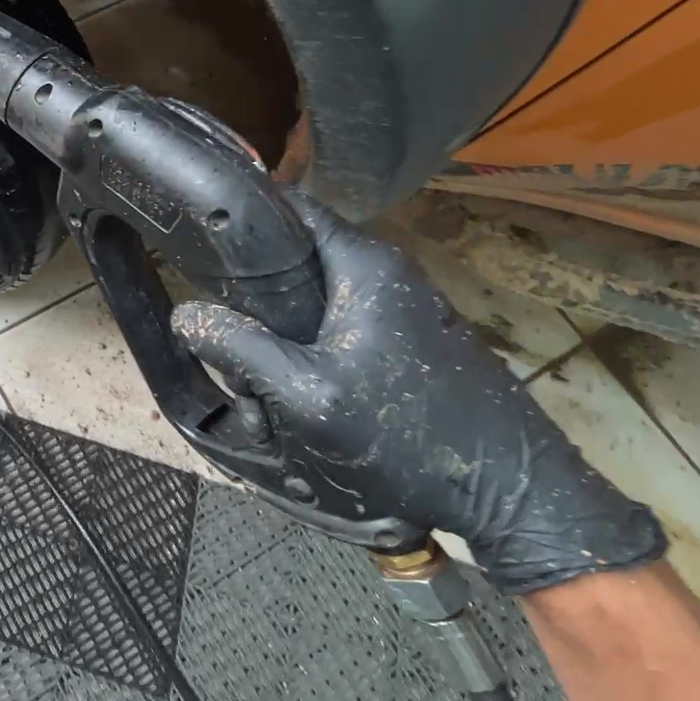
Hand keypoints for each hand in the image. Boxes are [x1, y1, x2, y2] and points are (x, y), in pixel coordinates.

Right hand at [171, 191, 666, 594]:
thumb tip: (186, 315)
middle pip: (291, 259)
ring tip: (266, 386)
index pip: (287, 205)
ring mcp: (400, 306)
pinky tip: (304, 397)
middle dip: (252, 299)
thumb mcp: (303, 394)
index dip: (237, 216)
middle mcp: (384, 271)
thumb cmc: (406, 436)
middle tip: (231, 343)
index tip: (196, 243)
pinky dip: (309, 354)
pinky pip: (335, 329)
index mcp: (363, 262)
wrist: (514, 495)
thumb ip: (238, 347)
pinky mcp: (408, 340)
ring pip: (310, 300)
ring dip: (279, 336)